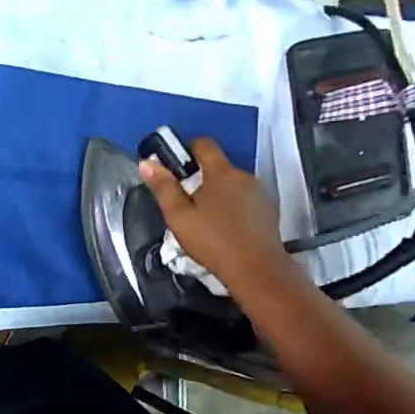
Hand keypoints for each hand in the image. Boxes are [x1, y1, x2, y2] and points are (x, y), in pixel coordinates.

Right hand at [139, 136, 295, 286]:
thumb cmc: (213, 241)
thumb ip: (164, 188)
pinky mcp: (269, 209)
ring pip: (232, 184)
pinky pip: (245, 199)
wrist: (256, 269)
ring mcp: (259, 192)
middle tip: (185, 203)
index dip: (187, 149)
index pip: (204, 144)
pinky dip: (234, 207)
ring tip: (205, 220)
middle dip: (201, 178)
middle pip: (218, 167)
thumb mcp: (179, 217)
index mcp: (220, 172)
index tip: (175, 167)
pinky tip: (226, 229)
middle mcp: (243, 175)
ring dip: (218, 194)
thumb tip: (146, 162)